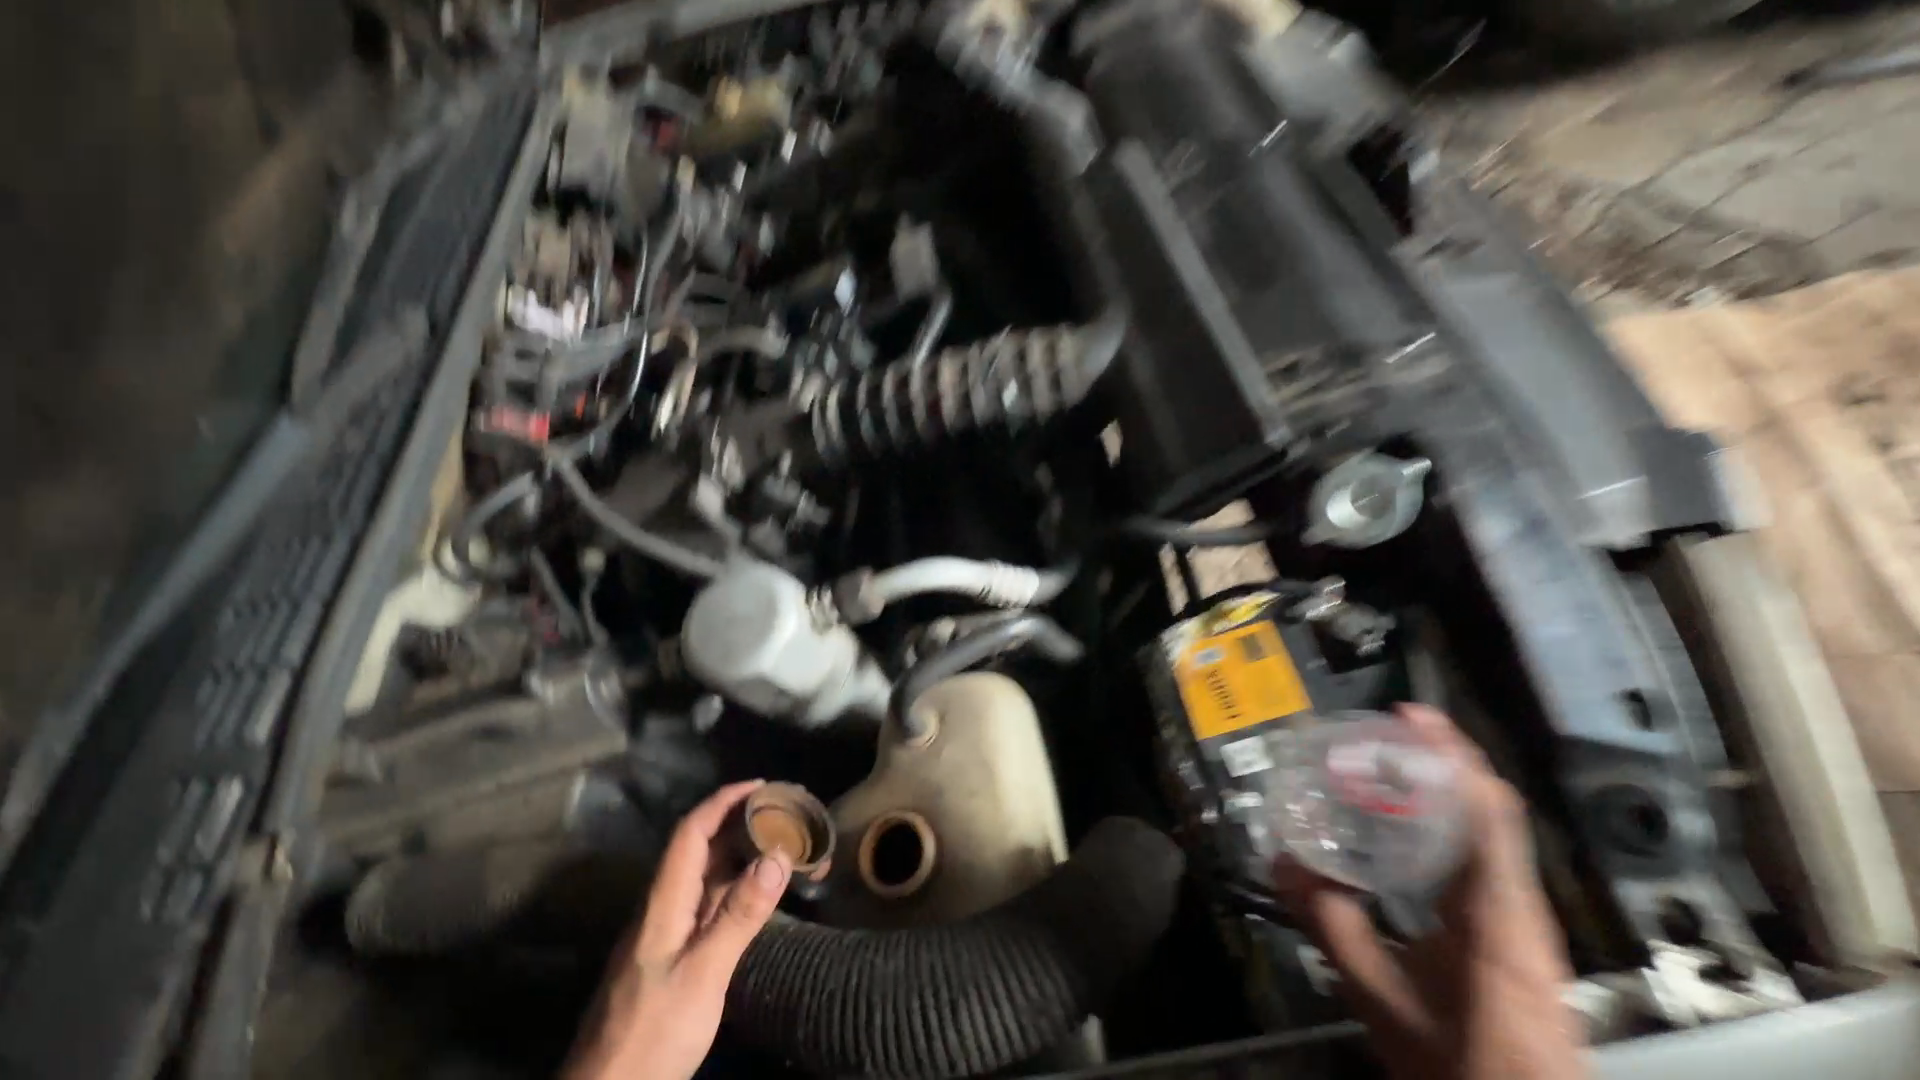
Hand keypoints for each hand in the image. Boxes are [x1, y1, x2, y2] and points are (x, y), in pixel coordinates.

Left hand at [562, 780, 790, 1079]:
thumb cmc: (652, 1031)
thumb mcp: (703, 973)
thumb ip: (739, 916)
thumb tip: (776, 856)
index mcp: (662, 904)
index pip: (690, 834)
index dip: (721, 803)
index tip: (759, 785)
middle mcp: (661, 911)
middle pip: (698, 852)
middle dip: (736, 825)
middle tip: (780, 814)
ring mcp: (665, 938)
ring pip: (703, 882)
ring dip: (738, 857)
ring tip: (778, 846)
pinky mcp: (672, 961)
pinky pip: (706, 909)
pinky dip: (734, 892)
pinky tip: (756, 899)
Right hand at [1273, 705, 1586, 1079]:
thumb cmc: (1463, 1059)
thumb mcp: (1382, 997)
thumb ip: (1332, 928)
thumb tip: (1284, 864)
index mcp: (1494, 908)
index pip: (1485, 808)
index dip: (1450, 753)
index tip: (1409, 716)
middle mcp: (1519, 903)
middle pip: (1491, 809)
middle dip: (1440, 763)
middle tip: (1384, 739)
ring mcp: (1525, 919)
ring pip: (1490, 832)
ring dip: (1444, 794)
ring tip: (1389, 774)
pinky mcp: (1519, 935)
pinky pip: (1486, 859)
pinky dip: (1448, 829)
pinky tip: (1409, 837)